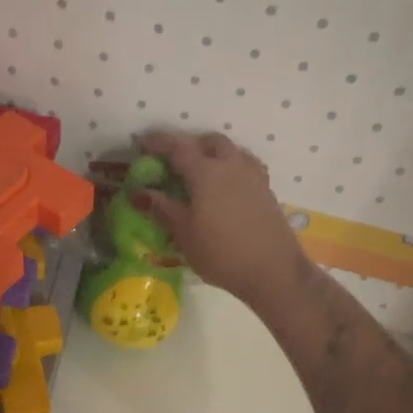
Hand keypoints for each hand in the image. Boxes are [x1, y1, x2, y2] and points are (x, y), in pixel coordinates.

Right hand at [133, 130, 310, 304]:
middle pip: (208, 142)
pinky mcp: (266, 190)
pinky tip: (226, 186)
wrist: (272, 269)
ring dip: (212, 154)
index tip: (142, 143)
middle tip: (174, 161)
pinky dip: (230, 167)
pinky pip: (245, 166)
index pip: (177, 148)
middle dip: (189, 145)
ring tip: (201, 172)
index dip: (158, 143)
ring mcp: (252, 175)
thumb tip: (141, 193)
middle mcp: (231, 164)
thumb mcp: (185, 234)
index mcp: (206, 172)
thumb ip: (163, 209)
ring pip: (230, 151)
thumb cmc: (220, 253)